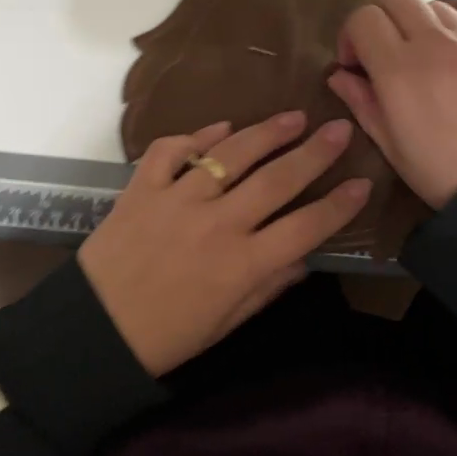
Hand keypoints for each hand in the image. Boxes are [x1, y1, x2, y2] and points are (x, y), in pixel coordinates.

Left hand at [79, 112, 369, 375]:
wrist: (93, 332)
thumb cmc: (166, 337)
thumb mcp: (226, 324)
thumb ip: (267, 287)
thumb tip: (302, 258)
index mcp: (242, 264)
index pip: (305, 227)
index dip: (340, 205)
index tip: (363, 183)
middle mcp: (217, 224)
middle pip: (277, 180)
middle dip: (315, 153)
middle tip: (339, 129)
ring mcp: (177, 200)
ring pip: (230, 155)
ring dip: (266, 133)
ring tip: (293, 118)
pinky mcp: (141, 188)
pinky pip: (173, 150)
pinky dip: (198, 136)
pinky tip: (220, 130)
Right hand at [327, 0, 456, 207]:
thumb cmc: (444, 173)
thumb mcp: (392, 147)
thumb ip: (362, 103)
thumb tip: (340, 75)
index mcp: (399, 69)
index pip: (363, 18)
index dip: (350, 36)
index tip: (354, 66)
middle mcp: (434, 43)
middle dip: (381, 19)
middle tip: (382, 55)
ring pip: (431, 6)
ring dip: (416, 24)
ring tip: (419, 60)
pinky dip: (446, 38)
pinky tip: (452, 73)